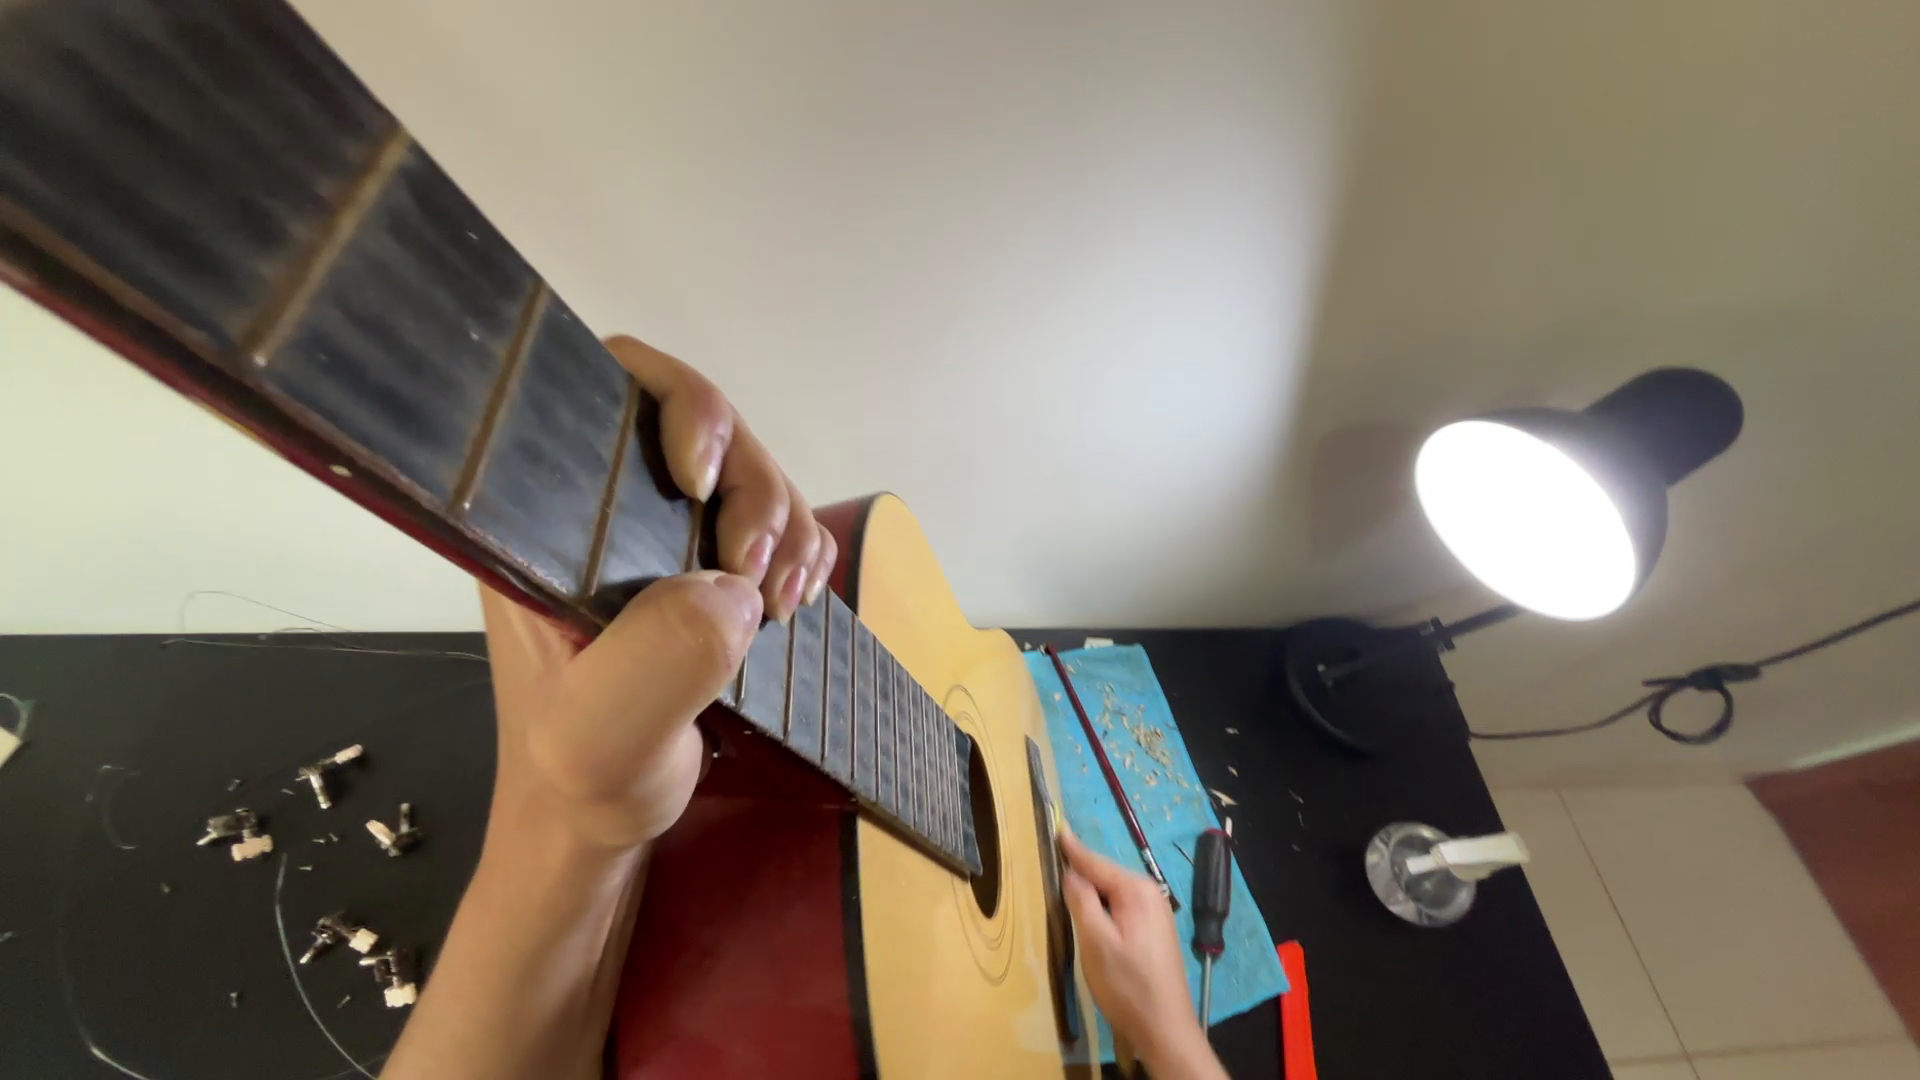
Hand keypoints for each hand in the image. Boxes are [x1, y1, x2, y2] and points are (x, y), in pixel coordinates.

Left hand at [480, 336, 837, 852]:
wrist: (603, 815)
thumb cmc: (579, 777)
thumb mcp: (602, 737)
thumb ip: (659, 660)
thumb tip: (735, 587)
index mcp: (557, 520)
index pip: (613, 388)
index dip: (678, 405)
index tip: (702, 485)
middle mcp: (614, 509)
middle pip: (710, 425)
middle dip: (754, 491)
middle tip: (758, 579)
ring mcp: (670, 534)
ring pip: (755, 473)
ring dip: (789, 527)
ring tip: (779, 604)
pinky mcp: (713, 563)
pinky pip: (781, 520)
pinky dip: (805, 549)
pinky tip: (793, 598)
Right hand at [1061, 833, 1225, 1079]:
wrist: (1167, 1031)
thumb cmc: (1128, 986)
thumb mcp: (1096, 942)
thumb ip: (1082, 901)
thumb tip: (1070, 872)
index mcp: (1135, 890)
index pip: (1095, 862)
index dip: (1071, 849)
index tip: (1055, 827)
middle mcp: (1150, 892)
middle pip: (1104, 875)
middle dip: (1080, 872)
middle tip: (1052, 862)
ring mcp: (1156, 911)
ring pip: (1113, 892)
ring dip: (1091, 892)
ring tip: (1065, 886)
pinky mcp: (1155, 930)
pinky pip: (1122, 905)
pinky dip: (1104, 906)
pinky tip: (1092, 916)